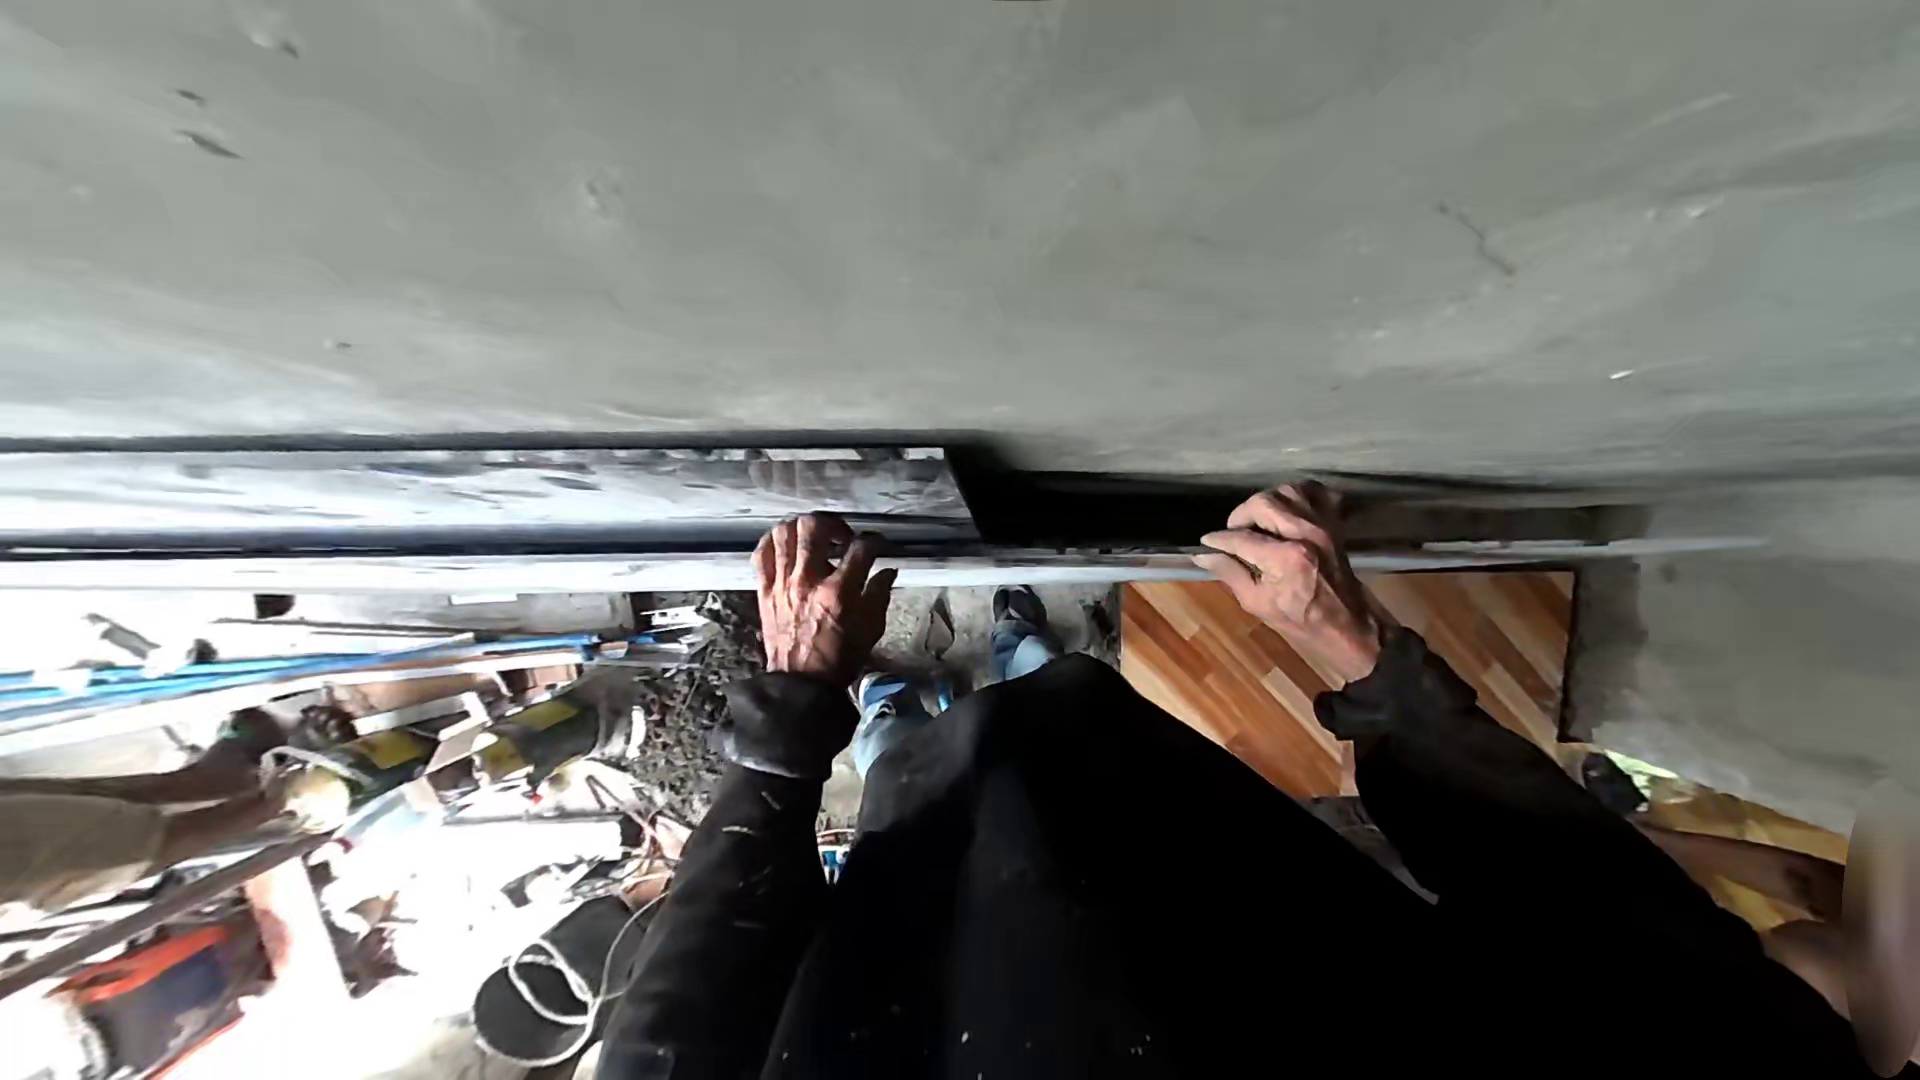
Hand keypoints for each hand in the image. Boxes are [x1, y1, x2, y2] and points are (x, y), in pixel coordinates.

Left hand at [753, 513, 896, 685]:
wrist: (801, 684)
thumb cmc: (839, 658)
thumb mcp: (871, 628)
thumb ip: (880, 593)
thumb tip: (888, 570)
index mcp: (839, 593)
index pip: (861, 548)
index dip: (875, 541)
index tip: (879, 545)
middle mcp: (808, 581)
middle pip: (815, 527)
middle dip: (834, 523)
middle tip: (844, 535)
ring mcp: (782, 584)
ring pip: (785, 532)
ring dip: (804, 527)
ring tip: (816, 537)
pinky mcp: (765, 590)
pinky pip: (762, 552)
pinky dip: (775, 541)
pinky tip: (788, 545)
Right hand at [1193, 482, 1392, 686]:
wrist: (1347, 624)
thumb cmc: (1299, 619)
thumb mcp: (1256, 602)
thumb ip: (1229, 572)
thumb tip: (1202, 554)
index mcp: (1286, 558)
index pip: (1240, 537)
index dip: (1218, 539)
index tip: (1207, 542)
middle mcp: (1306, 533)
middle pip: (1263, 502)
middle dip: (1241, 516)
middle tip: (1236, 534)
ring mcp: (1324, 525)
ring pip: (1287, 490)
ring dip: (1267, 502)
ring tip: (1259, 522)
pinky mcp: (1334, 523)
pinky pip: (1316, 492)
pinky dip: (1298, 495)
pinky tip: (1286, 510)